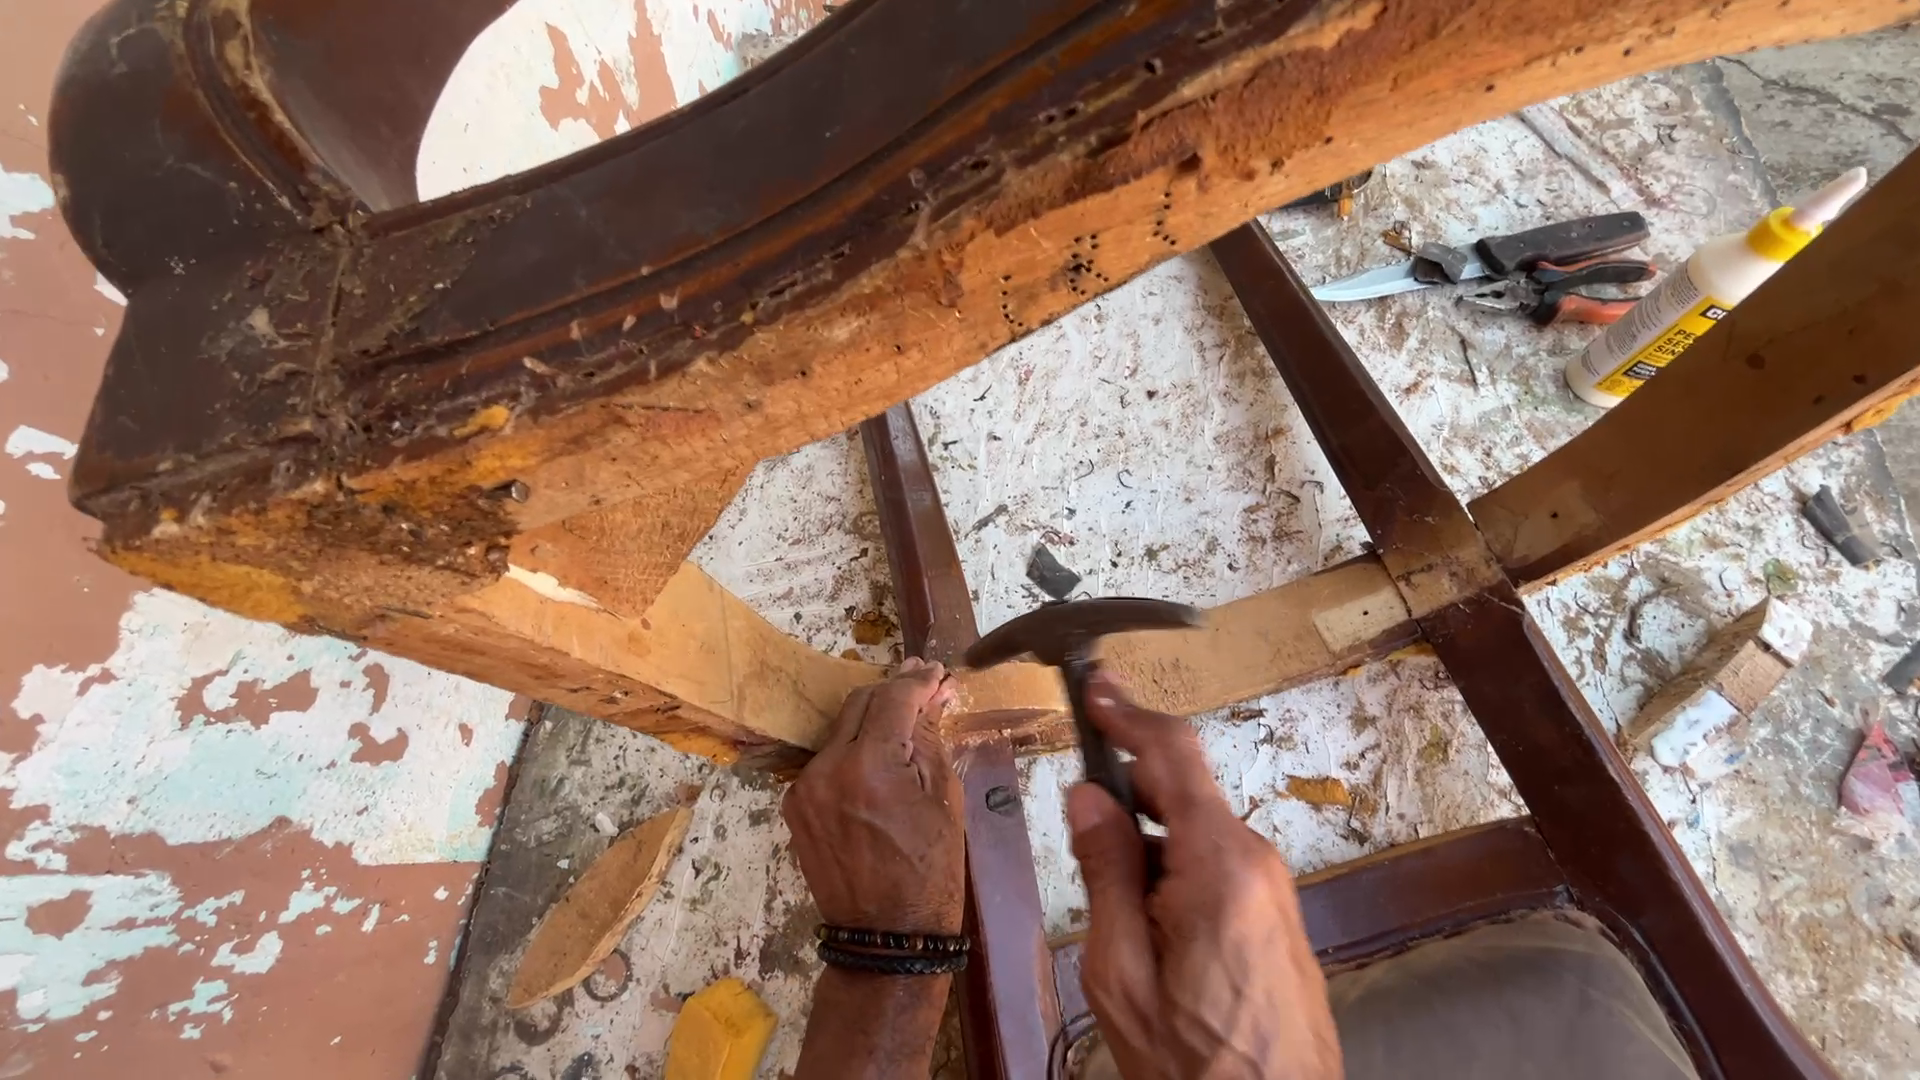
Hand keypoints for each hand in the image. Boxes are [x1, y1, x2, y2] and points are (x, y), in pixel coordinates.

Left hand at [783, 657, 965, 934]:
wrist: (884, 935)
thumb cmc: (930, 868)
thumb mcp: (944, 797)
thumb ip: (930, 736)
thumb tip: (934, 692)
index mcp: (870, 765)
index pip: (893, 698)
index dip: (918, 680)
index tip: (937, 672)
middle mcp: (828, 767)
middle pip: (860, 703)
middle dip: (893, 692)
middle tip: (924, 688)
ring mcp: (805, 786)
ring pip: (841, 728)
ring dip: (872, 719)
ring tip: (904, 723)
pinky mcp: (795, 803)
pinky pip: (828, 758)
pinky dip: (853, 750)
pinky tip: (877, 760)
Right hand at [1068, 670, 1340, 1079]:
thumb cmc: (1189, 1060)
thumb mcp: (1120, 971)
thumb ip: (1105, 871)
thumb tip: (1088, 795)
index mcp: (1218, 863)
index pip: (1173, 754)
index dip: (1128, 712)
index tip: (1093, 686)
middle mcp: (1255, 860)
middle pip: (1182, 789)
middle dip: (1126, 789)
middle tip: (1080, 828)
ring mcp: (1273, 888)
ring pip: (1195, 827)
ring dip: (1146, 836)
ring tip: (1112, 899)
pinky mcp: (1276, 914)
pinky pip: (1215, 860)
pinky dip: (1172, 861)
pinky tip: (1148, 918)